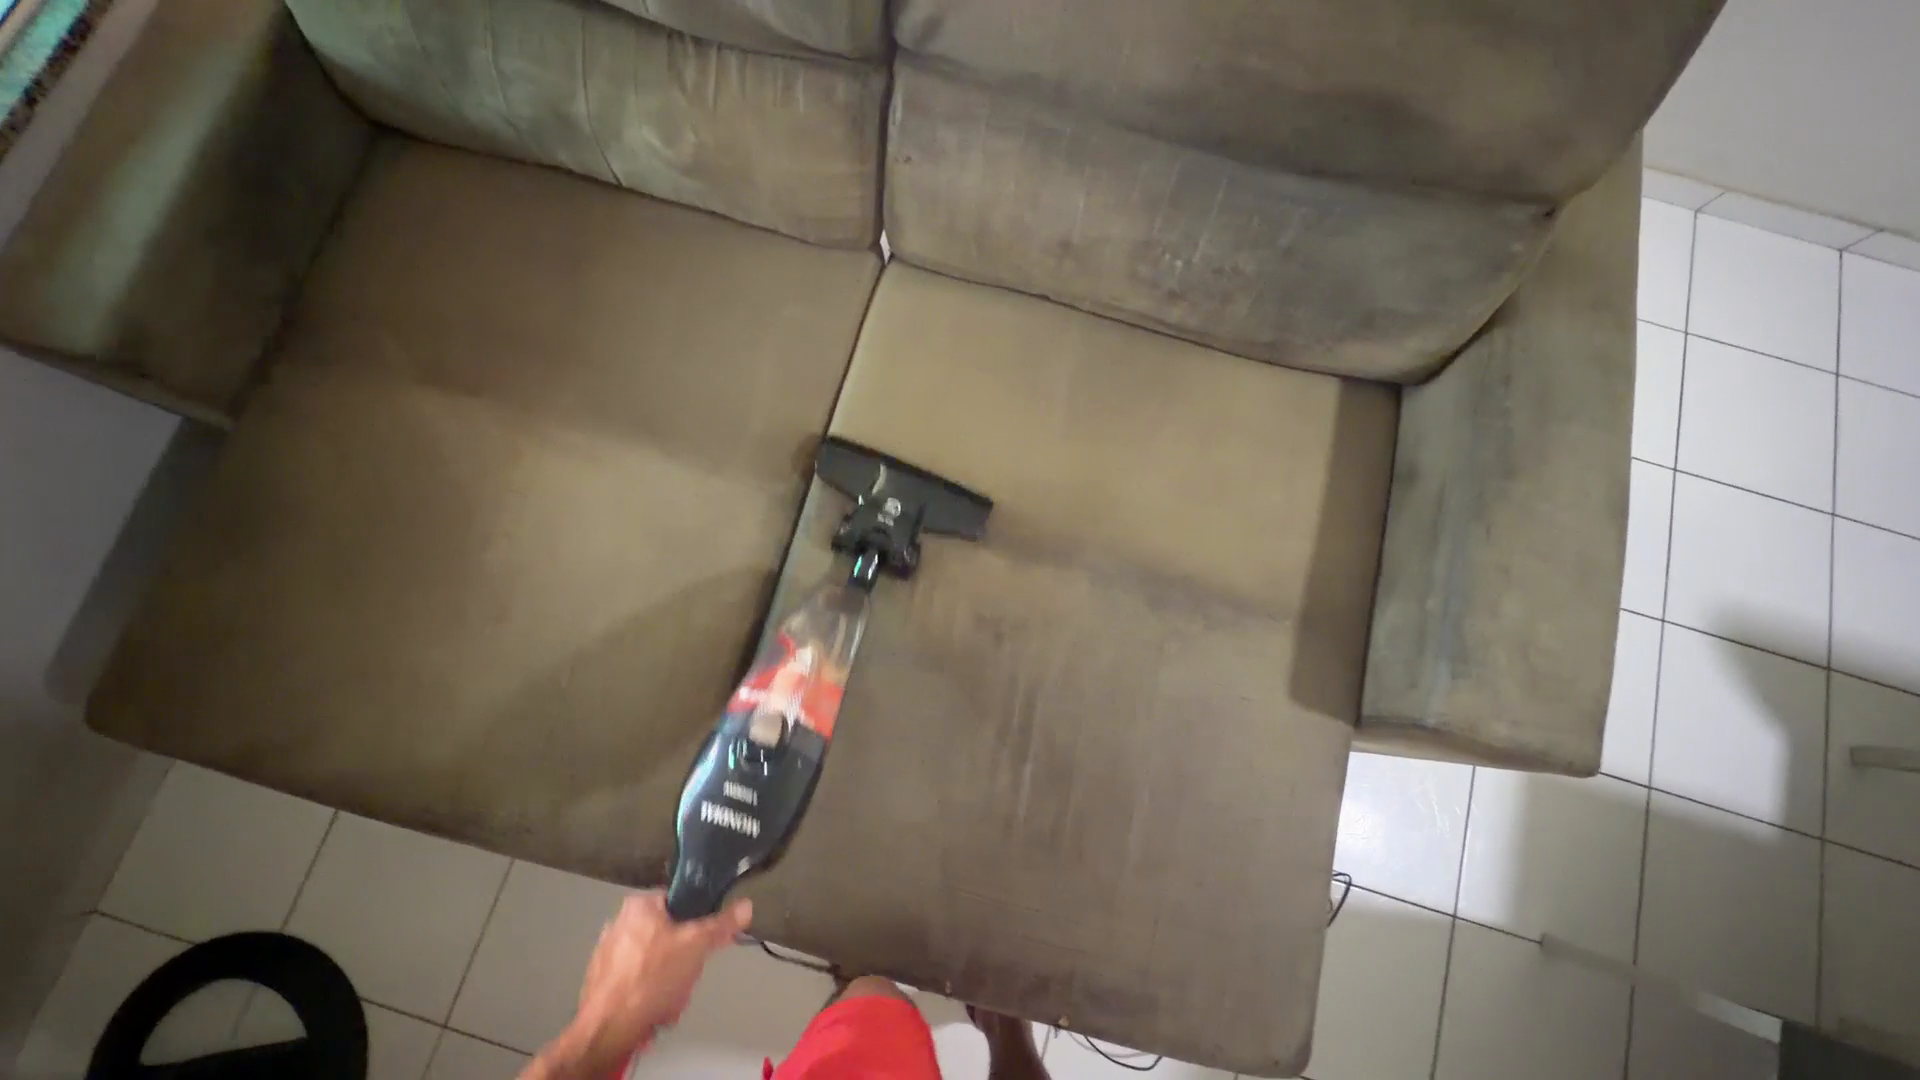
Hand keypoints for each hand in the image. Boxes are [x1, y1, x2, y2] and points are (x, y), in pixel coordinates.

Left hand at [523, 891, 750, 1079]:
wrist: (608, 1031)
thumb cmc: (652, 977)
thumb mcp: (696, 946)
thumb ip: (722, 925)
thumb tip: (745, 906)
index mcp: (638, 904)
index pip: (679, 900)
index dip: (698, 919)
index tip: (705, 938)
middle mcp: (618, 922)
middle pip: (668, 933)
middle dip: (683, 956)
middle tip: (688, 972)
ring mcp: (607, 953)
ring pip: (655, 959)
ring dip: (669, 977)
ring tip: (672, 996)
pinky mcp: (602, 981)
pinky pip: (638, 979)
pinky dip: (649, 991)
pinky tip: (655, 1007)